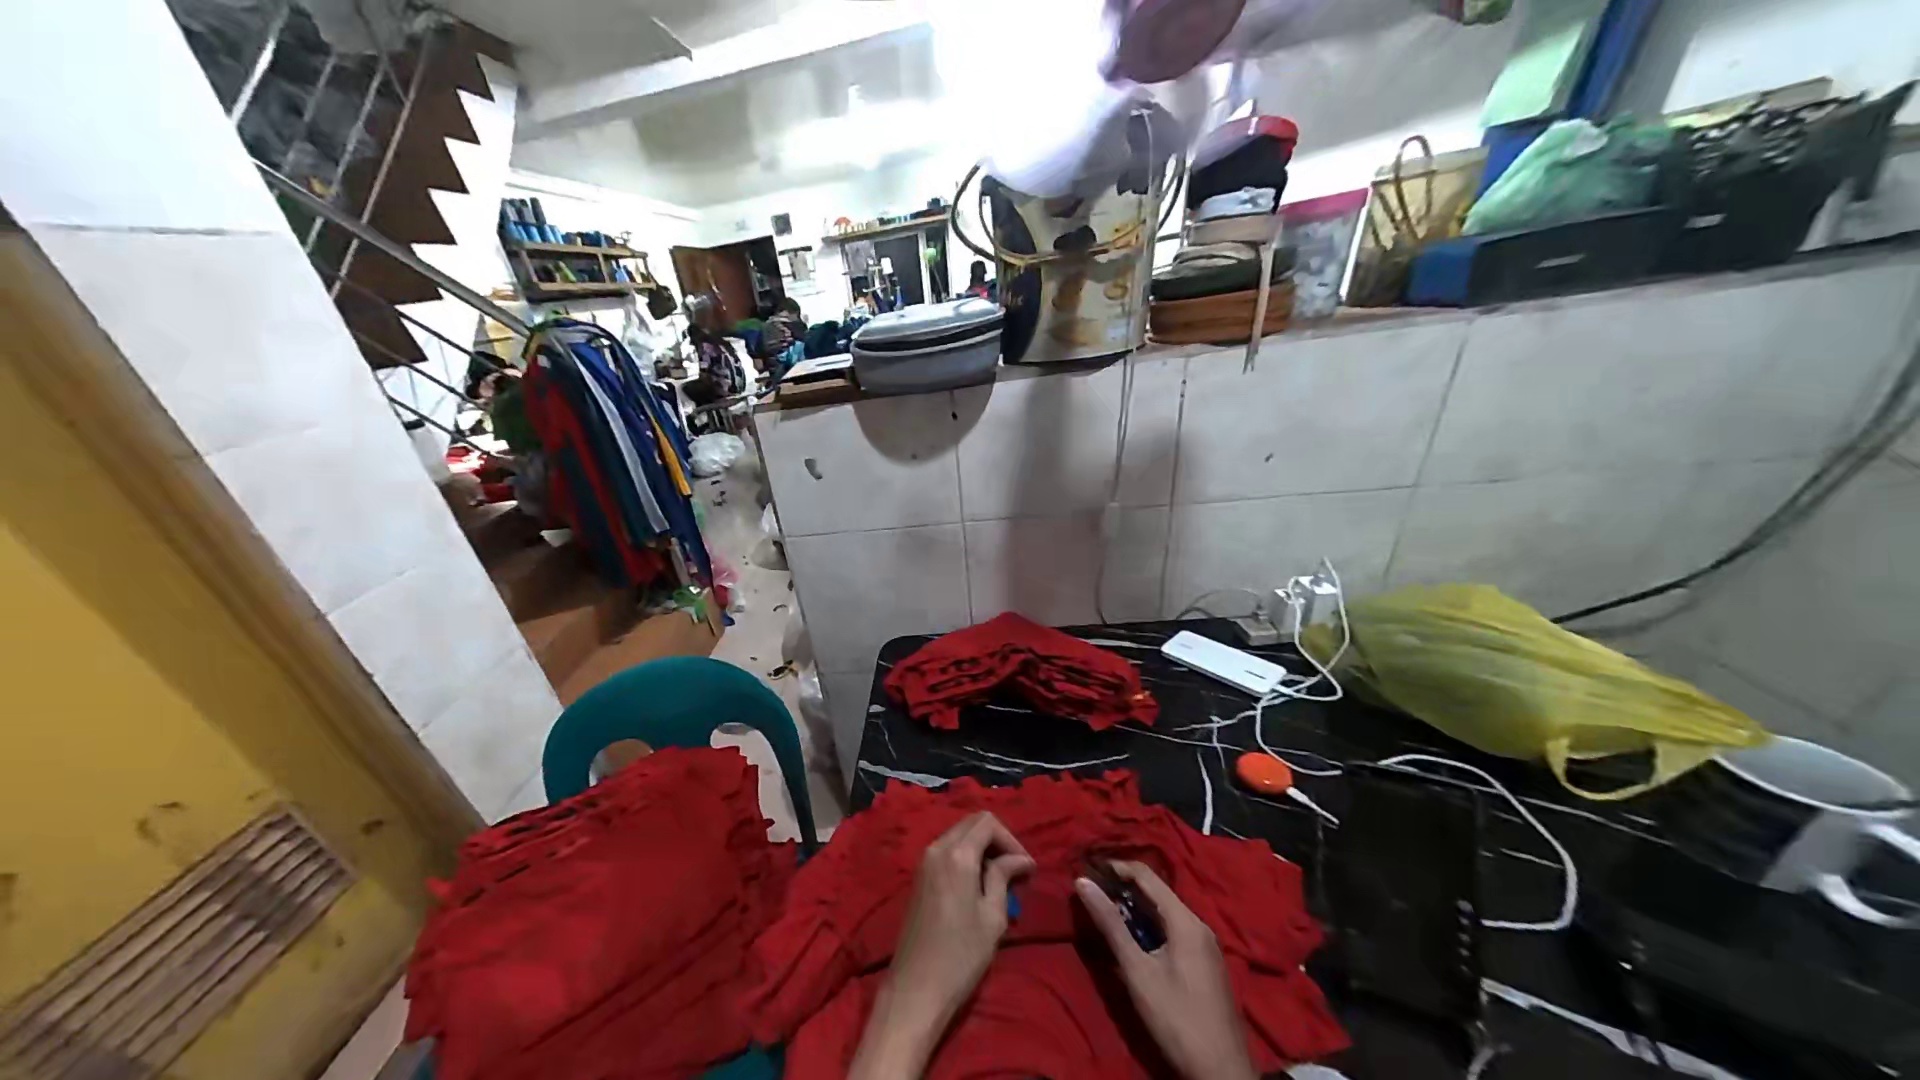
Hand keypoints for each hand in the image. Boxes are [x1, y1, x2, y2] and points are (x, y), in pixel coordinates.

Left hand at [849, 813, 1034, 1079]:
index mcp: (957, 854)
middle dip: (998, 841)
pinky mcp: (918, 876)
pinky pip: (947, 851)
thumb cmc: (960, 955)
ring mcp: (924, 861)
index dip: (1012, 840)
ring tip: (1001, 880)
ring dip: (982, 849)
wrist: (915, 989)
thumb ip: (1004, 877)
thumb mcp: (992, 917)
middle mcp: (937, 848)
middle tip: (1016, 871)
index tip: (1026, 869)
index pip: (988, 822)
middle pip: (972, 823)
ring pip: (959, 835)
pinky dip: (967, 857)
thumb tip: (1020, 860)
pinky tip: (979, 885)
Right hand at [1076, 861, 1257, 1079]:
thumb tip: (1083, 882)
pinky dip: (1151, 927)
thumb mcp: (1138, 971)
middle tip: (1093, 893)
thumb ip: (1111, 924)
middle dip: (1124, 889)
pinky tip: (1134, 942)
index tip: (1089, 869)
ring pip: (1165, 913)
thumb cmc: (1177, 1018)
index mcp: (1186, 920)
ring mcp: (1205, 946)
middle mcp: (1199, 925)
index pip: (1147, 875)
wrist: (1222, 1074)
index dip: (1116, 868)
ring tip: (1107, 914)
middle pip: (1157, 893)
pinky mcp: (1205, 965)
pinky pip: (1174, 931)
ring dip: (1136, 910)